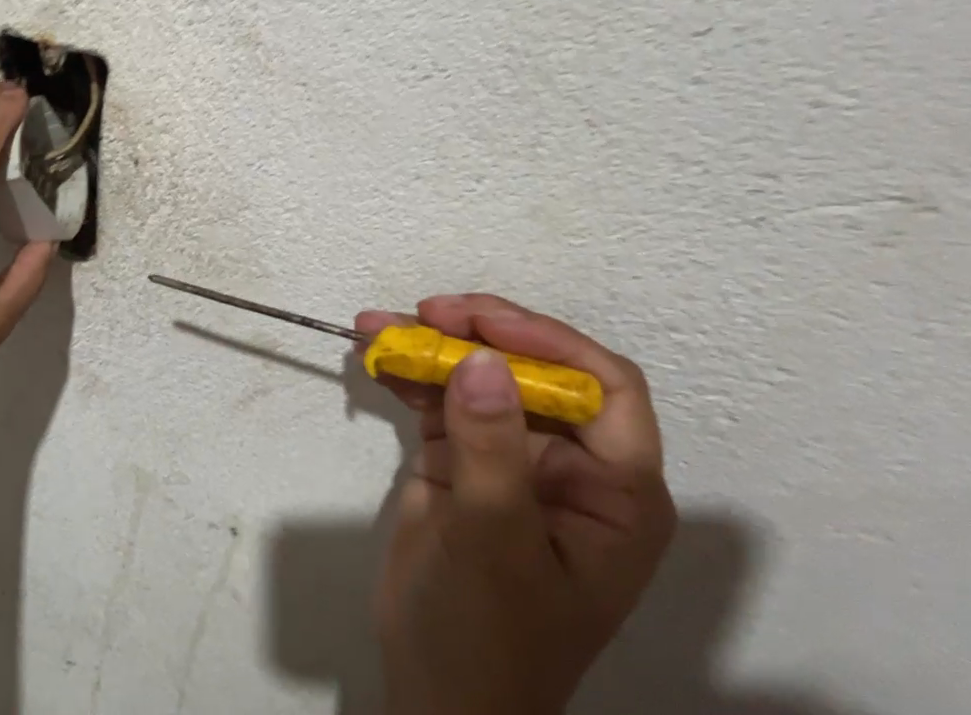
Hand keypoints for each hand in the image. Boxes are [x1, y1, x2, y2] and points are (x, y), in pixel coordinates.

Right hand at [358, 295, 674, 714]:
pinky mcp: (460, 467)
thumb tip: (481, 359)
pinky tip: (375, 359)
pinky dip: (409, 379)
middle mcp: (568, 467)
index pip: (603, 389)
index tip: (478, 321)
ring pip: (479, 384)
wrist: (436, 686)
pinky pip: (440, 406)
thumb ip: (492, 448)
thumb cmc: (487, 629)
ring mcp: (509, 463)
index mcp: (614, 491)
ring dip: (430, 350)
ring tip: (374, 325)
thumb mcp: (495, 541)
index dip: (548, 343)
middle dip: (477, 337)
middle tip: (421, 312)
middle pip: (533, 375)